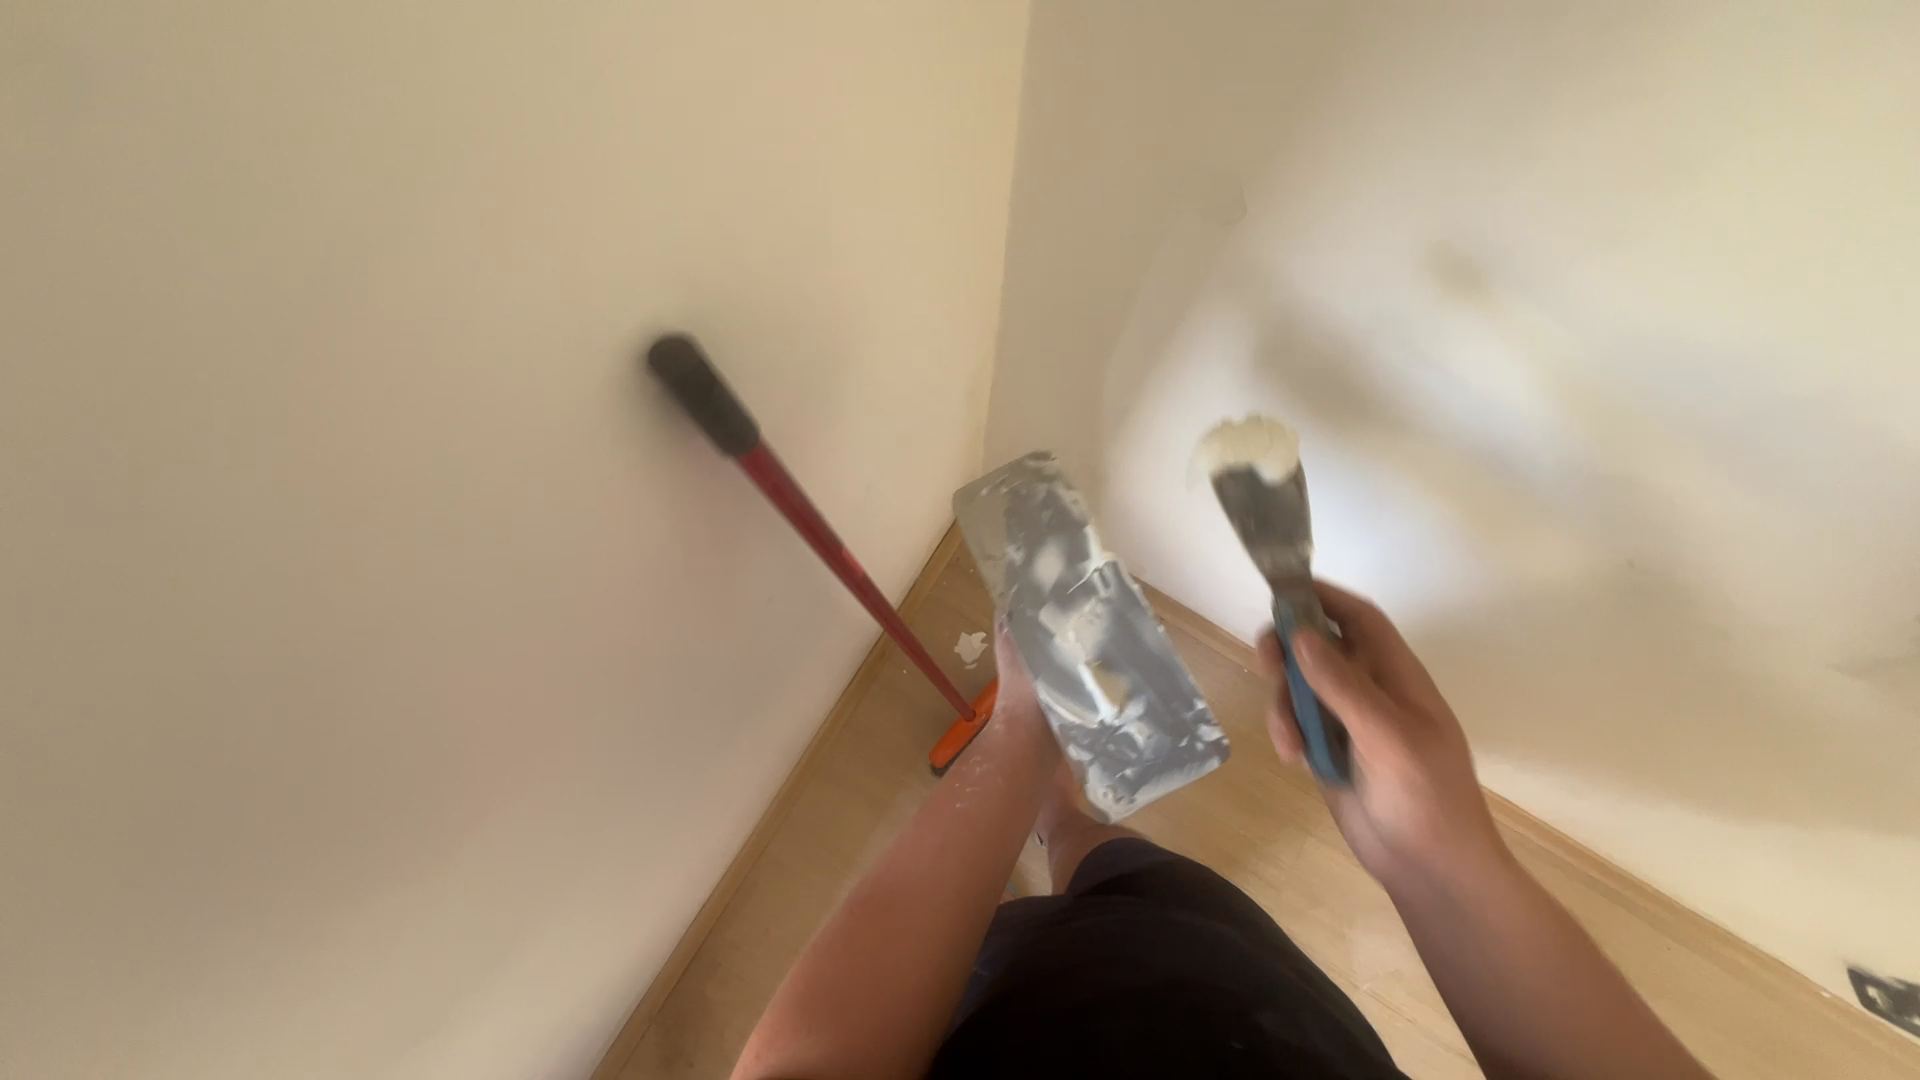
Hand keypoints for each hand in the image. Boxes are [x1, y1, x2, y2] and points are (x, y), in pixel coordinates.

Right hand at [1258, 582, 1510, 890]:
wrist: (1429, 868)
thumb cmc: (1425, 797)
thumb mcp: (1387, 736)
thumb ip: (1343, 685)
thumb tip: (1301, 634)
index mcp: (1395, 676)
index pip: (1359, 618)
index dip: (1324, 598)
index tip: (1282, 590)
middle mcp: (1368, 689)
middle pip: (1317, 646)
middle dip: (1287, 652)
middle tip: (1265, 665)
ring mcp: (1346, 719)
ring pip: (1297, 685)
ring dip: (1282, 704)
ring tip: (1288, 742)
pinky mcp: (1327, 747)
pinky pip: (1293, 720)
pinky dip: (1284, 731)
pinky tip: (1292, 759)